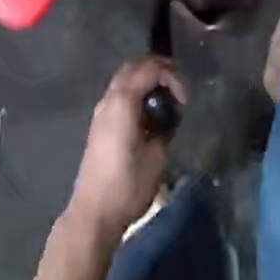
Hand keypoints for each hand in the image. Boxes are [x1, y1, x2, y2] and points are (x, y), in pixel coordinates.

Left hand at [66, 56, 187, 234]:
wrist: (94, 213)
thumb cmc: (128, 184)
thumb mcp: (157, 155)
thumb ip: (165, 127)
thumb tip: (168, 116)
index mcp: (123, 101)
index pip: (151, 69)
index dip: (172, 77)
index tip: (185, 100)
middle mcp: (109, 98)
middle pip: (134, 66)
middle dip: (159, 69)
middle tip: (179, 85)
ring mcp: (101, 110)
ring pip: (125, 77)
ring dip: (147, 79)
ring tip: (167, 97)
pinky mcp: (100, 123)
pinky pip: (120, 92)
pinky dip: (137, 90)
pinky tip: (150, 111)